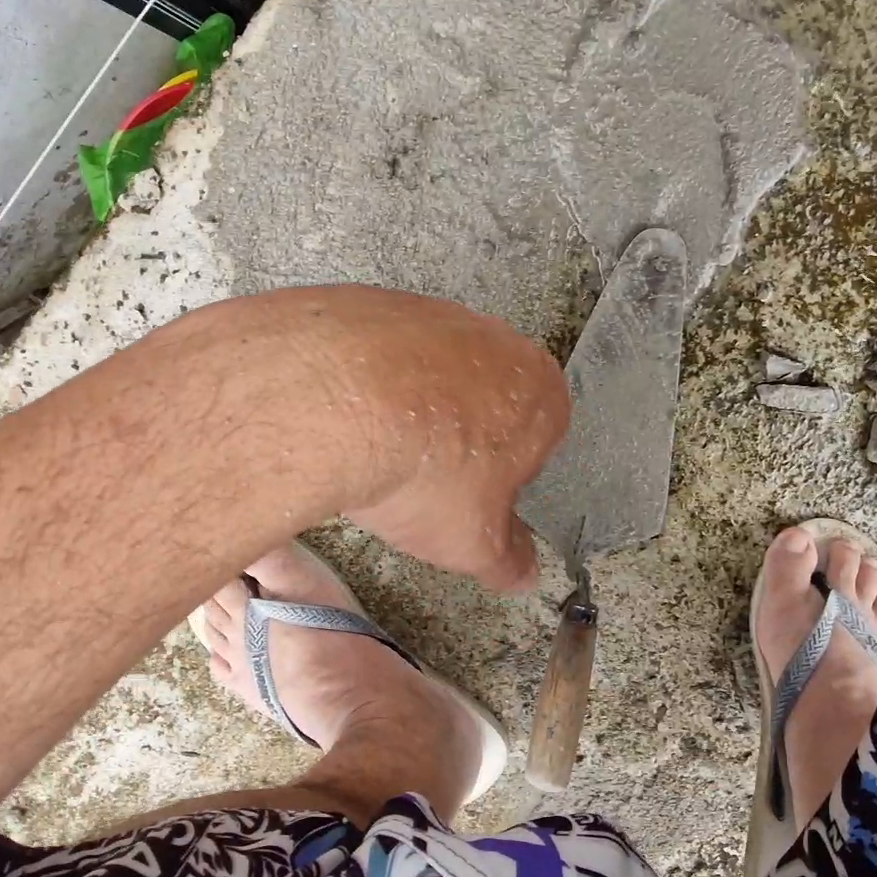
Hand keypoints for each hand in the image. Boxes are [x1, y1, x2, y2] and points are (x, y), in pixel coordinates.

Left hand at [269, 287, 569, 591]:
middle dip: (457, 439)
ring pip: (429, 374)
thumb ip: (509, 561)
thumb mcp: (474, 543)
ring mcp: (434, 314)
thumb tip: (524, 573)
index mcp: (541, 391)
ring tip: (372, 452)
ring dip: (409, 409)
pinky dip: (365, 383)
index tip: (468, 500)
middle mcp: (496, 340)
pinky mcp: (376, 303)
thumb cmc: (425, 469)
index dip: (501, 477)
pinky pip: (378, 353)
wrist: (335, 402)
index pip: (537, 441)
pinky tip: (342, 417)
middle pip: (484, 401)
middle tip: (419, 481)